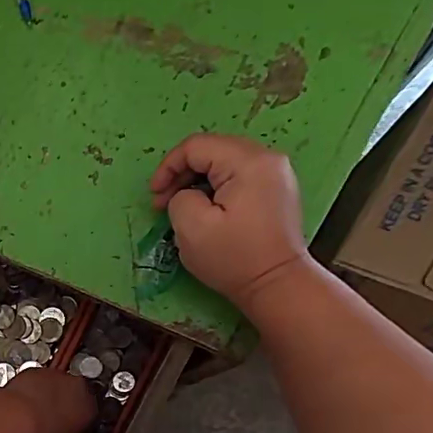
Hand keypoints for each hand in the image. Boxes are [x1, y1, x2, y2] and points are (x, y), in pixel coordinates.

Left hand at [1, 367, 95, 432]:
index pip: (93, 407)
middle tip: (56, 412)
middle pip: (77, 389)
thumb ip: (72, 429)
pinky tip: (28, 400)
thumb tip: (67, 430)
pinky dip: (35, 385)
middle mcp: (79, 387)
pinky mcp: (39, 369)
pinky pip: (40, 377)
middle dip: (68, 397)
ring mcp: (58, 376)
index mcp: (90, 407)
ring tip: (39, 408)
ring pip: (58, 381)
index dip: (82, 412)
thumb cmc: (41, 432)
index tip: (74, 417)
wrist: (19, 418)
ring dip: (51, 390)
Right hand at [150, 133, 309, 308]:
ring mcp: (277, 174)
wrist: (277, 286)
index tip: (155, 196)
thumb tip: (187, 195)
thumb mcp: (192, 229)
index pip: (196, 146)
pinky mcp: (278, 191)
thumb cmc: (234, 259)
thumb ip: (179, 199)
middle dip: (182, 174)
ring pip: (225, 164)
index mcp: (247, 161)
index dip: (168, 167)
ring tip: (183, 210)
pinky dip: (217, 189)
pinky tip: (208, 212)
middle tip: (163, 204)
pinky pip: (240, 178)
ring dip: (198, 182)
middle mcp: (267, 158)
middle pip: (213, 150)